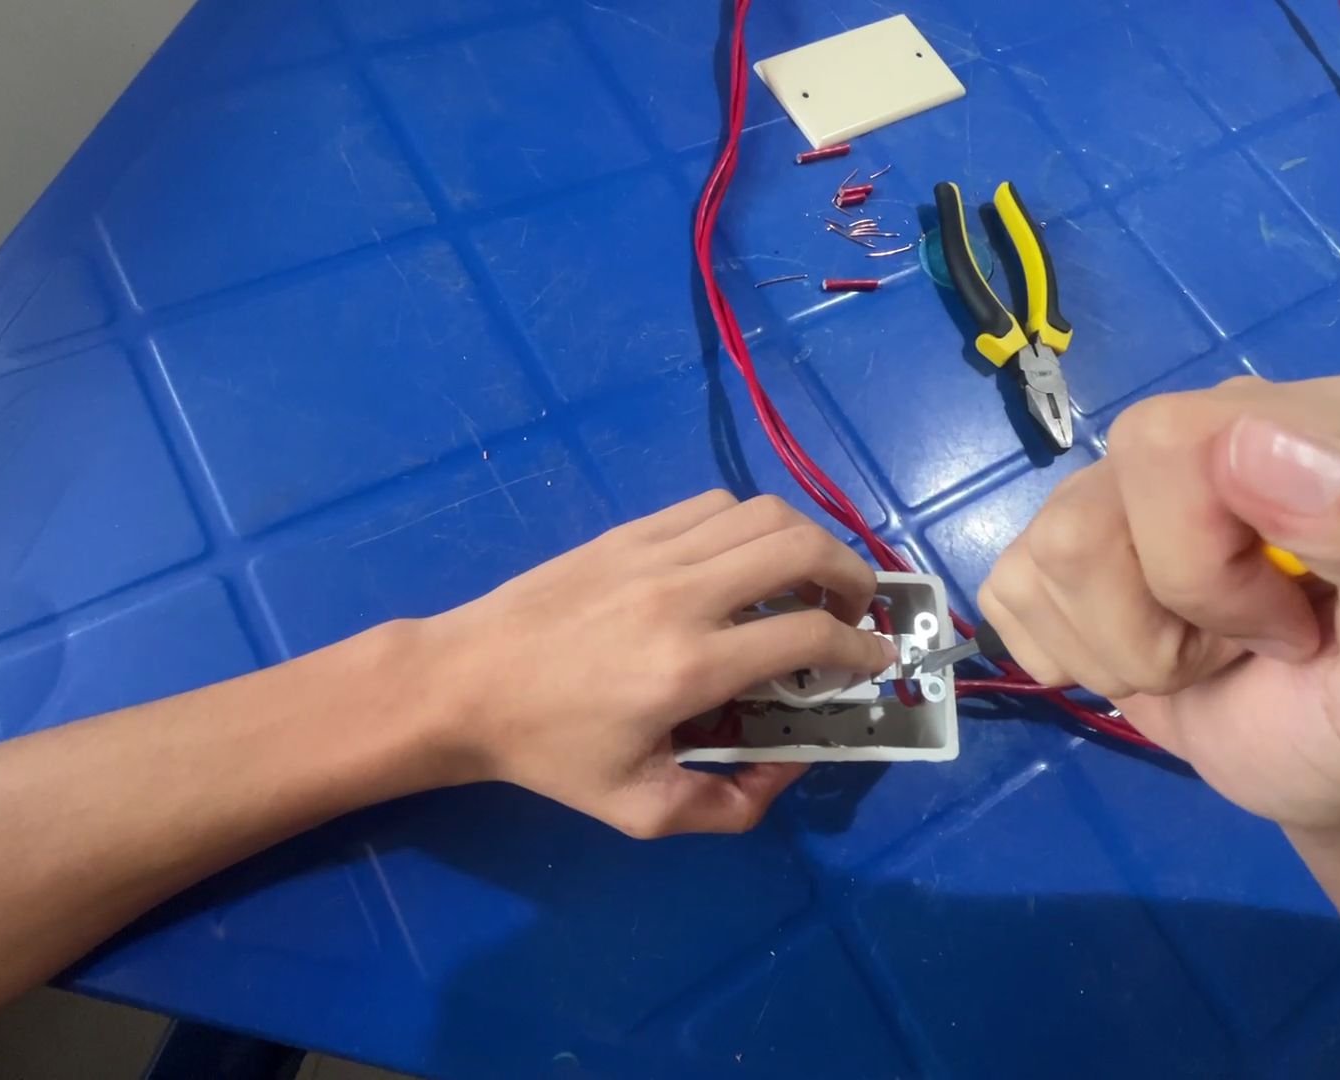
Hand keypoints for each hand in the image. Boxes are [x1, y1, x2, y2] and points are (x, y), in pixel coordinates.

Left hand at [432, 491, 892, 837]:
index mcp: (689, 667)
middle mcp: (682, 594)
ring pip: (763, 513)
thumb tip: (790, 766)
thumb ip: (728, 805)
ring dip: (808, 540)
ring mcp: (654, 551)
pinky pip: (714, 505)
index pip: (808, 635)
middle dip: (853, 574)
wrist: (463, 683)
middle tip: (857, 607)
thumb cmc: (550, 750)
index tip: (876, 657)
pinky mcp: (630, 530)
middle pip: (801, 549)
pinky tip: (745, 558)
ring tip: (810, 577)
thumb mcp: (638, 809)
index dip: (861, 646)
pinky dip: (753, 524)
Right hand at [979, 376, 1339, 828]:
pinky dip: (1069, 653)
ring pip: (1045, 555)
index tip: (1289, 627)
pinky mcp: (1044, 545)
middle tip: (1232, 643)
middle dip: (1153, 618)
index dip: (1207, 567)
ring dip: (1119, 649)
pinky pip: (1007, 590)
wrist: (1304, 761)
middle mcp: (1199, 431)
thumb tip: (1250, 442)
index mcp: (1310, 421)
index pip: (1172, 443)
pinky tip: (1130, 648)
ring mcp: (1108, 488)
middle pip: (1085, 513)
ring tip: (1191, 655)